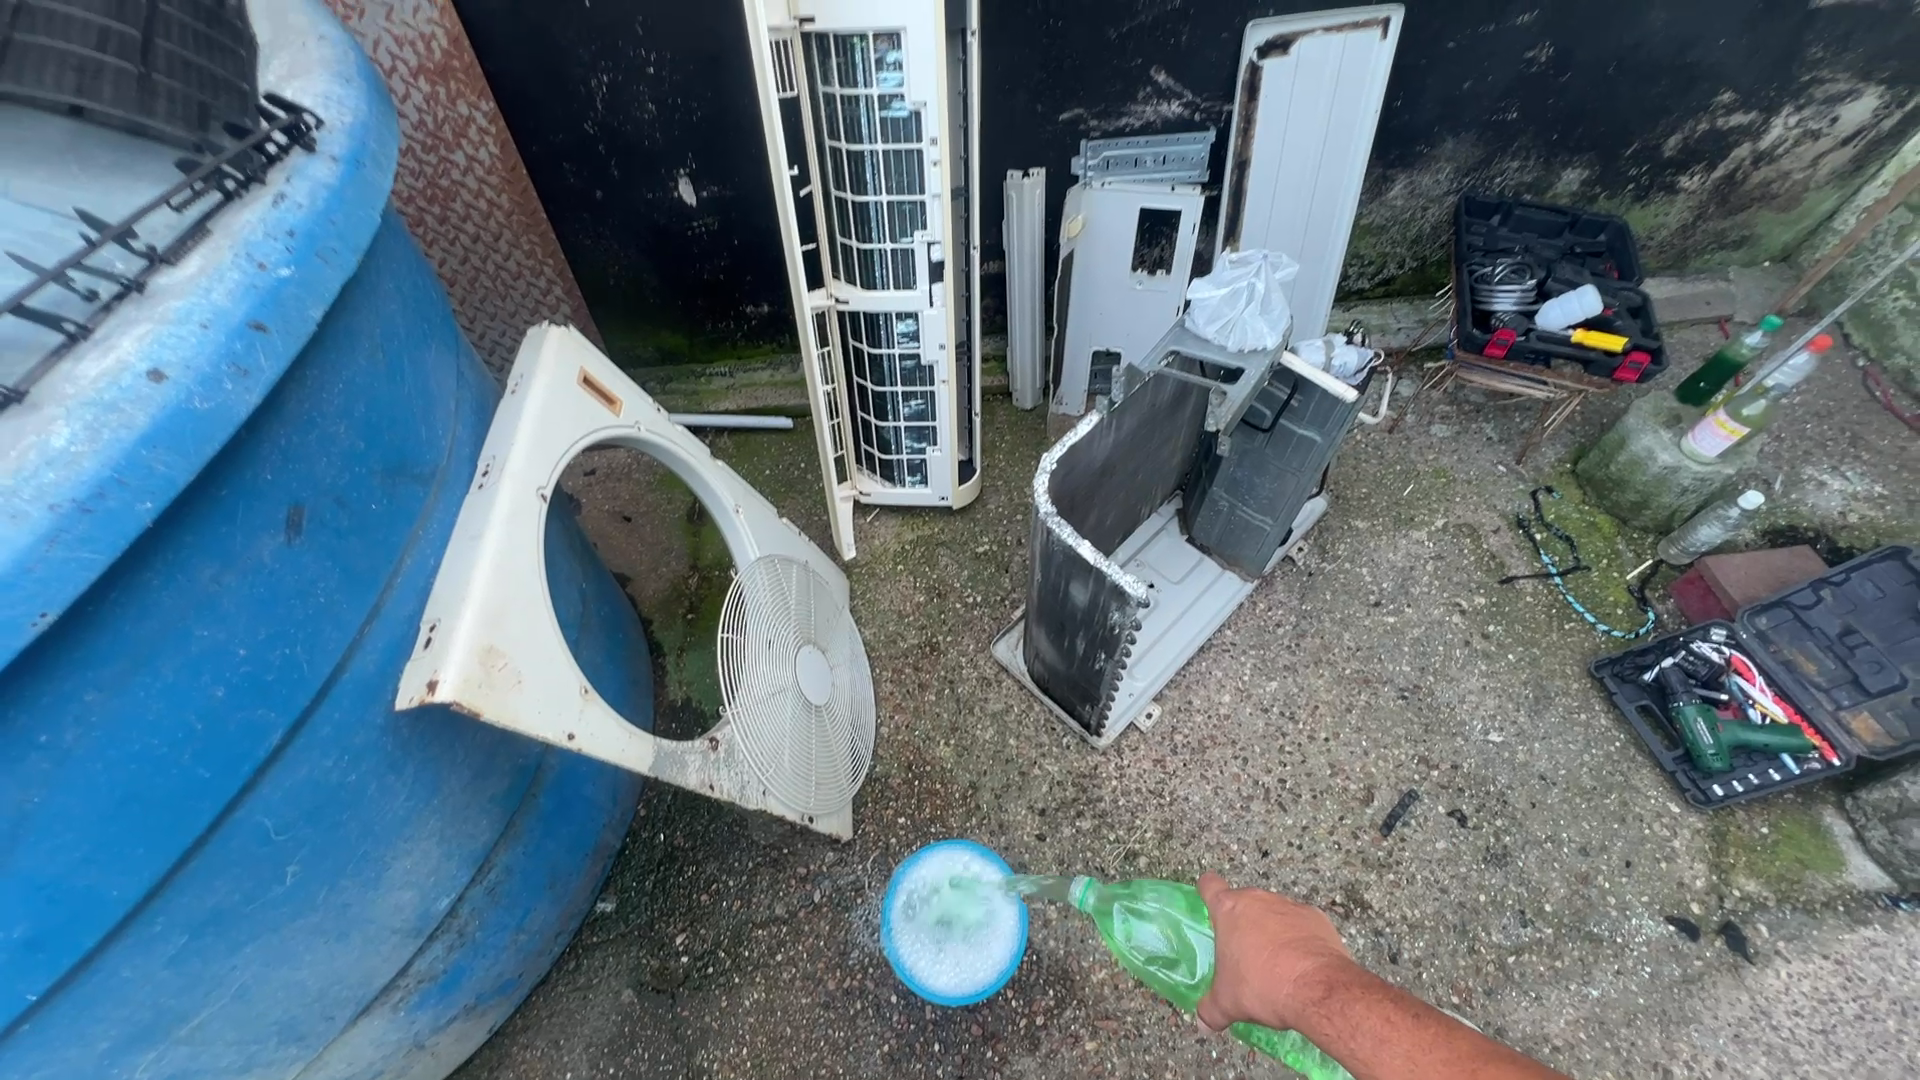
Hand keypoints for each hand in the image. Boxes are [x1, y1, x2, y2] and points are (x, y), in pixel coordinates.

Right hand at [1195, 873, 1354, 1033]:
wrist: (1318, 989)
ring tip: (1279, 962)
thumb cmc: (1263, 986)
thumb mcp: (1229, 1003)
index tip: (1211, 907)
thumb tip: (1203, 1024)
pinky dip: (1301, 938)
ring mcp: (1289, 905)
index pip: (1209, 884)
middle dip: (1245, 922)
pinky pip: (1302, 923)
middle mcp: (1257, 899)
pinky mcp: (1316, 917)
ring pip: (1274, 911)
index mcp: (1229, 909)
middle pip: (1244, 901)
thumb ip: (1211, 1009)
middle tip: (1247, 953)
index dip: (1208, 893)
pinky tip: (1304, 963)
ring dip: (1273, 929)